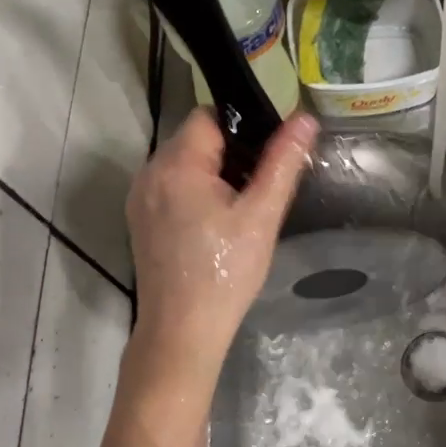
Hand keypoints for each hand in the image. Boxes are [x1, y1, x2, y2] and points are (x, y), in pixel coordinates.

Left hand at [127, 109, 317, 361]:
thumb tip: (304, 118)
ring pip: (185, 164)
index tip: (270, 156)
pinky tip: (219, 226)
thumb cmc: (227, 272)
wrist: (183, 331)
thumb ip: (283, 162)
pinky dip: (197, 193)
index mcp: (177, 164)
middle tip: (262, 188)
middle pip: (196, 139)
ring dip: (215, 174)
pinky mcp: (141, 220)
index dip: (244, 128)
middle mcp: (149, 173)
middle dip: (232, 154)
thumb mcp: (262, 215)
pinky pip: (173, 187)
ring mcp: (141, 198)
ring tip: (244, 208)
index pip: (210, 116)